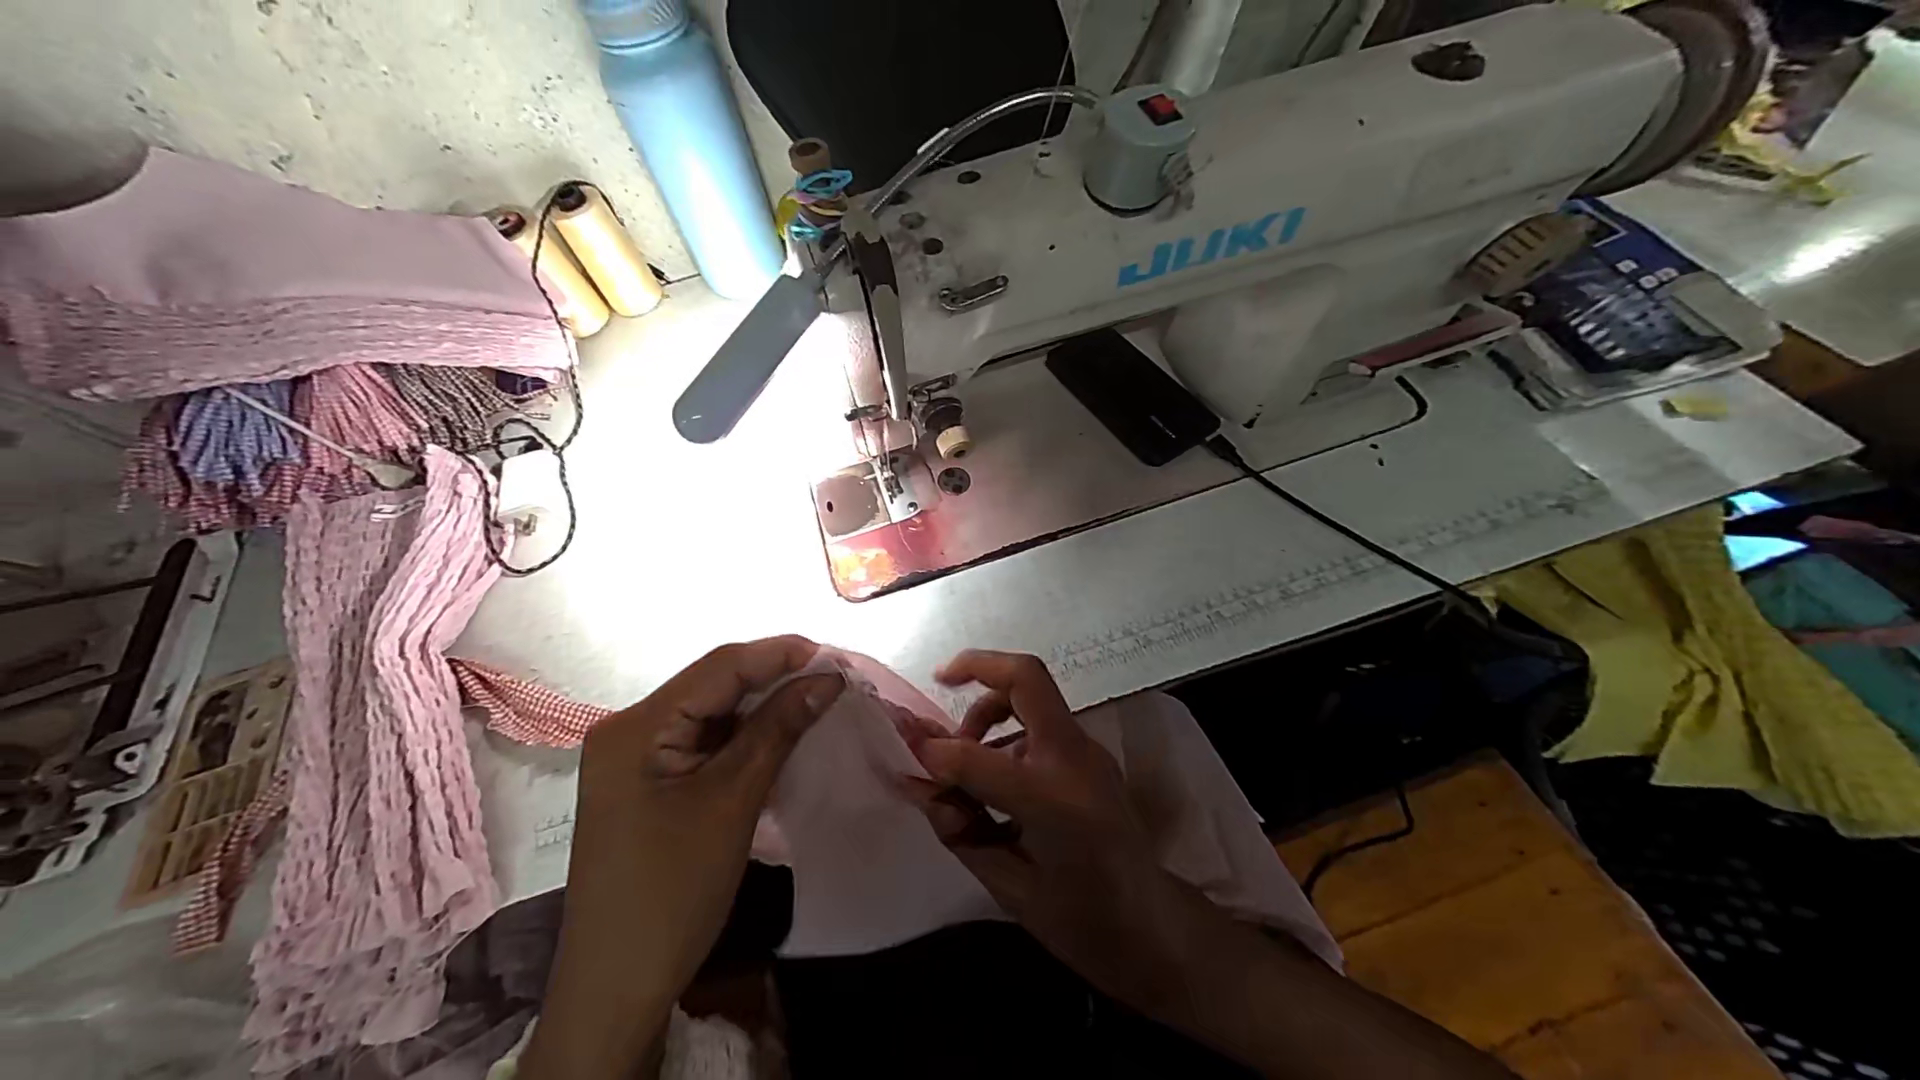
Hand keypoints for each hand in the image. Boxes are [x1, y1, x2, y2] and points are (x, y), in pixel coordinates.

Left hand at [523, 636, 843, 1079]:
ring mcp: (635, 758)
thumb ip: (779, 728)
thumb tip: (827, 678)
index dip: (778, 654)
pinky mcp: (648, 782)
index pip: (718, 668)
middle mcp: (628, 730)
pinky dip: (744, 737)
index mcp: (636, 727)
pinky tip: (779, 735)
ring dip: (761, 708)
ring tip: (815, 700)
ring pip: (711, 713)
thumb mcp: (733, 800)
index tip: (832, 655)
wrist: (619, 983)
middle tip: (831, 678)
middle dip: (772, 679)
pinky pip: (703, 742)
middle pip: (712, 686)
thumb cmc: (674, 889)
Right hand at [894, 649, 1197, 1015]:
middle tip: (941, 689)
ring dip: (989, 708)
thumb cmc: (1080, 923)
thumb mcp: (1007, 886)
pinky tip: (994, 779)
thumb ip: (958, 827)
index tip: (910, 757)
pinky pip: (1040, 723)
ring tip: (964, 761)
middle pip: (1026, 677)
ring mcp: (1088, 751)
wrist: (1152, 928)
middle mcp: (1076, 759)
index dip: (934, 755)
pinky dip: (1006, 732)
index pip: (977, 758)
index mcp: (1054, 801)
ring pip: (1033, 693)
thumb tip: (915, 780)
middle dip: (976, 668)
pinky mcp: (1090, 754)